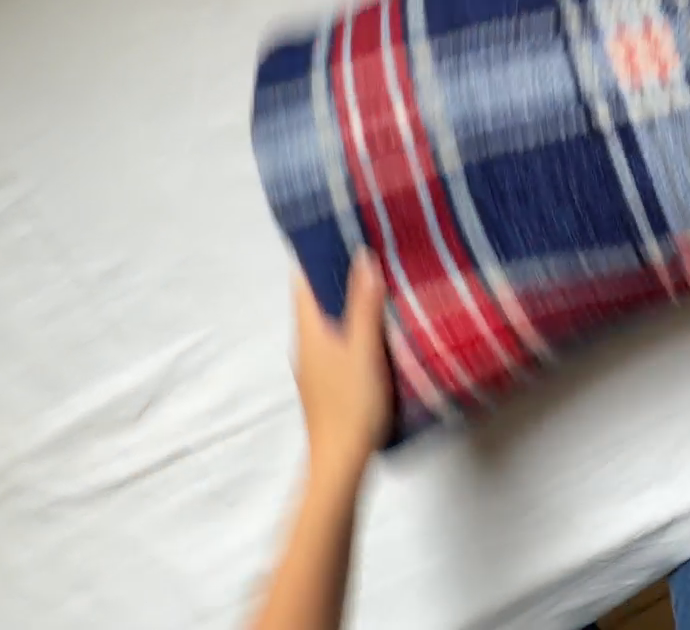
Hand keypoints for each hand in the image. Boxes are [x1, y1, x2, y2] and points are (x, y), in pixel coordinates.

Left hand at [291, 254, 393, 486]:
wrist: (341, 463)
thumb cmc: (351, 404)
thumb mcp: (364, 349)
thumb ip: (363, 305)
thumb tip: (362, 256)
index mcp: (309, 331)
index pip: (304, 280)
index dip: (318, 252)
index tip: (343, 227)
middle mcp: (308, 343)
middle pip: (319, 297)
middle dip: (341, 270)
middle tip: (375, 244)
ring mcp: (318, 363)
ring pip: (332, 317)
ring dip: (352, 296)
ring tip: (385, 275)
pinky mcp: (332, 378)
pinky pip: (342, 336)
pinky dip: (358, 320)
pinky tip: (385, 320)